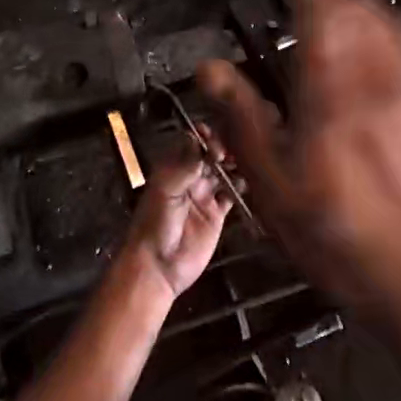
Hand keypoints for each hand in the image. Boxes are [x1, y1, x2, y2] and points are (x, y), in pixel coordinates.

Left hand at [122, 151, 232, 298]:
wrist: (158, 265)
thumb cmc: (155, 223)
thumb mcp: (165, 190)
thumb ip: (184, 166)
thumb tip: (199, 140)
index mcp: (171, 170)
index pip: (189, 144)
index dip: (200, 137)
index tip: (211, 135)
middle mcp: (189, 179)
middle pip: (208, 156)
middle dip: (219, 149)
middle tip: (225, 152)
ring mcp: (203, 196)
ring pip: (221, 173)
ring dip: (231, 165)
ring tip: (239, 162)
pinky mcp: (216, 215)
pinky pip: (231, 195)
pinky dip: (239, 187)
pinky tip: (245, 181)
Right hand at [196, 0, 400, 323]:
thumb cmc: (351, 245)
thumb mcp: (276, 190)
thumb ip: (243, 121)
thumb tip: (211, 73)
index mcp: (334, 95)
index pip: (319, 11)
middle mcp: (380, 84)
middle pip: (359, 8)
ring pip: (390, 25)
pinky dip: (392, 29)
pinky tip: (385, 37)